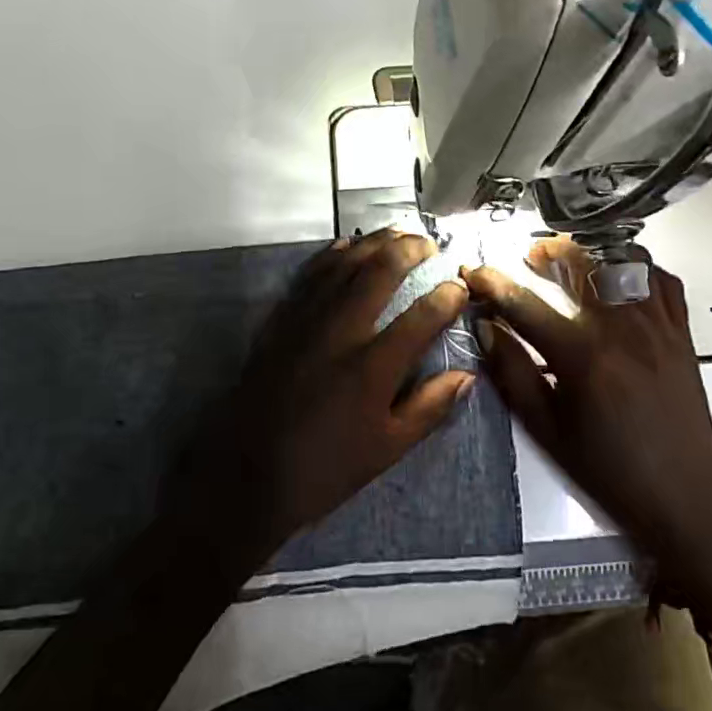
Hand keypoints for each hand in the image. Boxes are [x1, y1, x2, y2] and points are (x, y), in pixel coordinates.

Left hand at [185, 230, 473, 551]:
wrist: (246, 478)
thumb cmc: (324, 469)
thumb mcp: (386, 449)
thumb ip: (428, 408)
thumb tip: (466, 376)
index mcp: (372, 367)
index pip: (421, 318)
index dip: (447, 298)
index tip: (460, 287)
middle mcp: (340, 333)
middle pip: (379, 275)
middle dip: (408, 251)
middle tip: (428, 243)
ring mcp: (305, 323)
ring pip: (342, 267)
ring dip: (372, 244)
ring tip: (395, 232)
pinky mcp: (279, 324)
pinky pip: (308, 278)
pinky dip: (330, 257)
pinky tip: (344, 247)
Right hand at [463, 238, 711, 624]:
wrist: (686, 498)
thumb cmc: (611, 472)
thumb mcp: (548, 431)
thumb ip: (514, 374)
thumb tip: (485, 329)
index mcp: (584, 356)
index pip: (526, 305)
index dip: (492, 284)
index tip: (472, 272)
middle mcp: (623, 328)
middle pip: (583, 262)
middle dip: (550, 250)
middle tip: (530, 258)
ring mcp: (659, 326)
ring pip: (627, 261)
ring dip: (596, 252)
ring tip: (577, 262)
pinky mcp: (683, 334)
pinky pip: (665, 282)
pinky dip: (641, 270)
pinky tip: (624, 282)